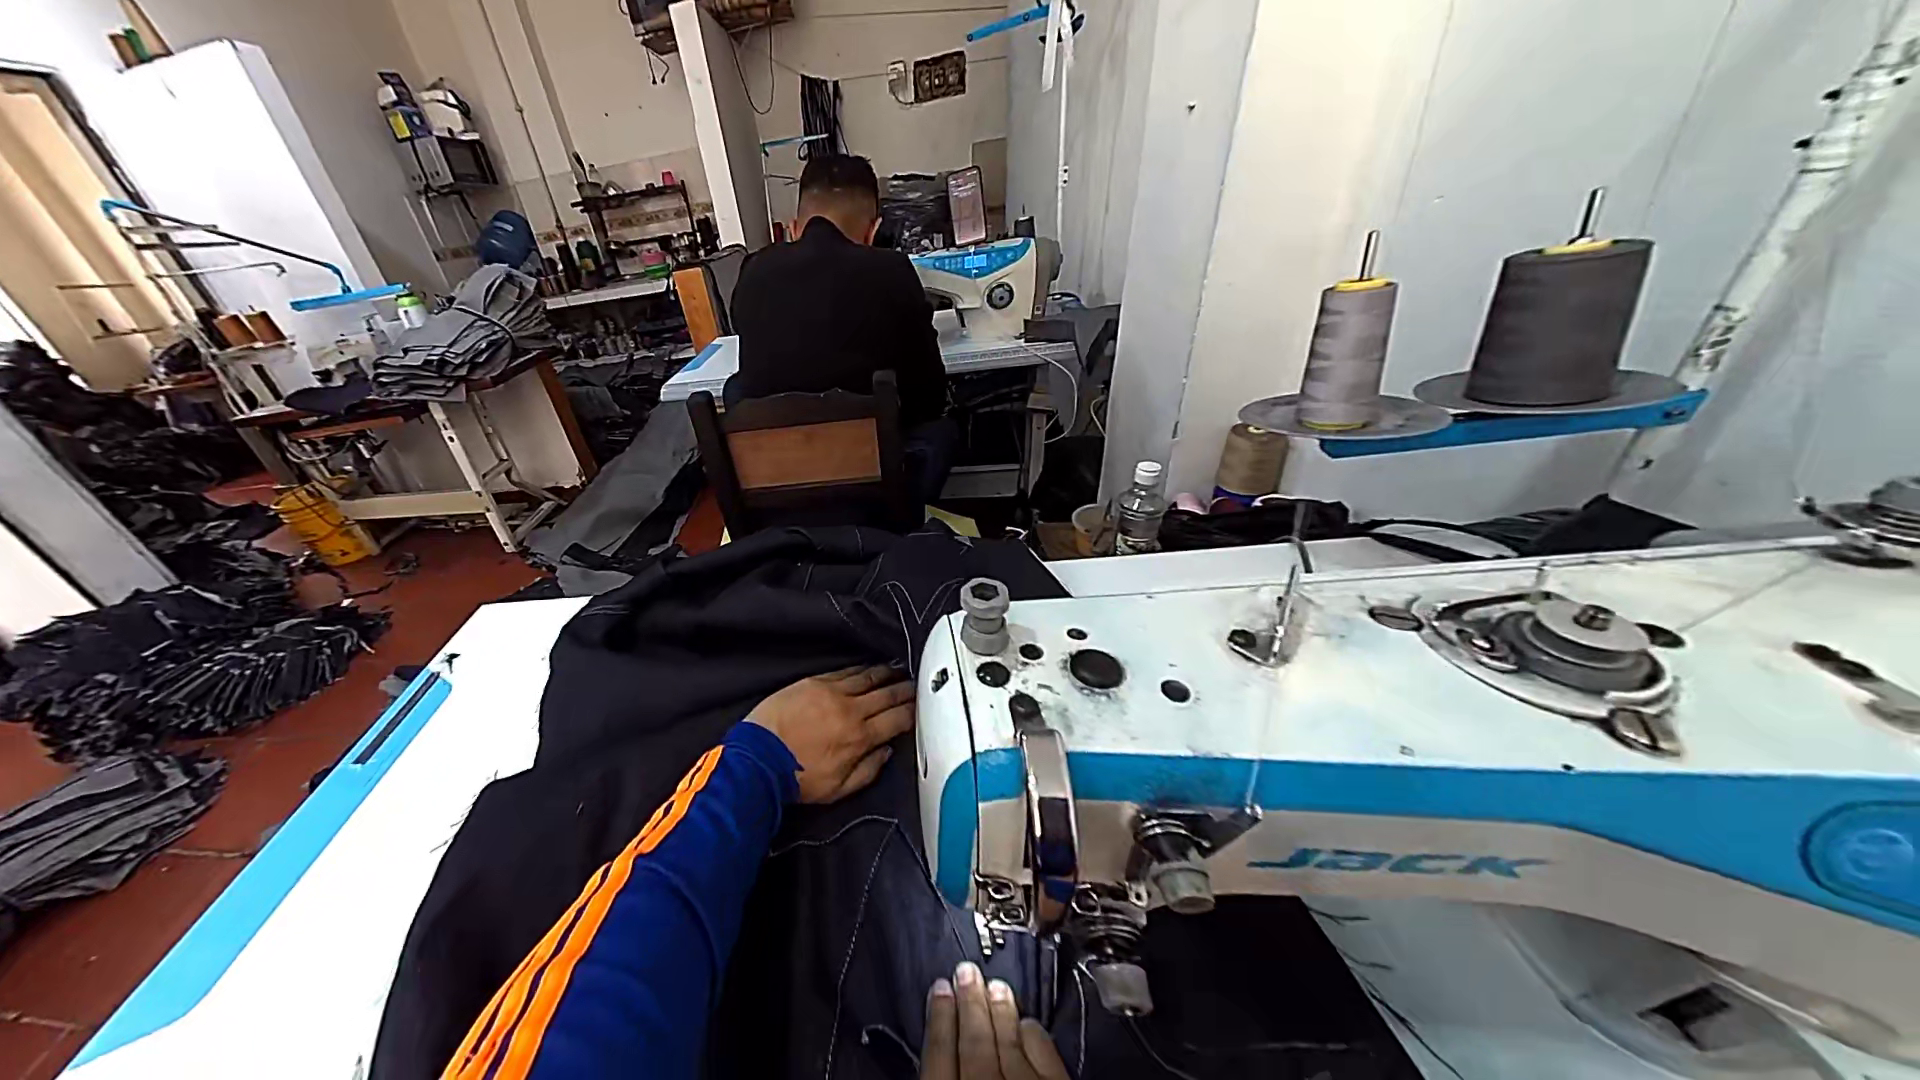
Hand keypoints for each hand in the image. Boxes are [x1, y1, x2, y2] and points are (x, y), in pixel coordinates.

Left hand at [746, 664, 914, 803]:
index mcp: (860, 738)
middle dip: (905, 689)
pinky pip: (845, 671)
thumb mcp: (838, 789)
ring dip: (886, 673)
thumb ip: (868, 770)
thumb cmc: (794, 779)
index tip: (919, 707)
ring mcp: (832, 693)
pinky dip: (861, 669)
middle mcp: (850, 711)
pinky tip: (867, 668)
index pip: (898, 718)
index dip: (913, 711)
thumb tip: (885, 753)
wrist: (757, 761)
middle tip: (914, 685)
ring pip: (869, 677)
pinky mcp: (814, 683)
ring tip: (897, 671)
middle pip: (888, 694)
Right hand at [921, 962, 1069, 1079]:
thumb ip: (940, 1078)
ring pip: (1010, 1044)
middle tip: (965, 970)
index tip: (939, 989)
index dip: (938, 1019)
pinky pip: (1045, 1057)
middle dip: (969, 1003)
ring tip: (994, 985)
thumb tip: (933, 1060)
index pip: (937, 1058)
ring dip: (1001, 1011)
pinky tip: (1028, 1022)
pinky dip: (1034, 1036)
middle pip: (974, 1044)